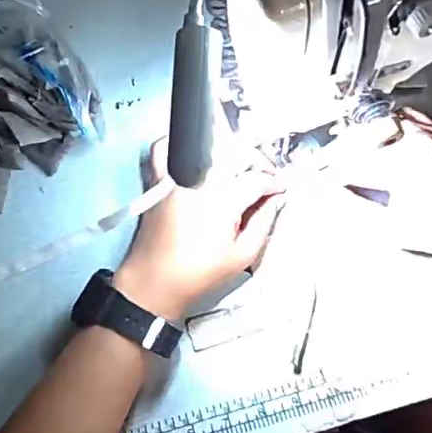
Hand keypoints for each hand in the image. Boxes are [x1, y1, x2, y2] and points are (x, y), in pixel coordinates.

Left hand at [115, 141, 286, 319]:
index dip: (274, 183)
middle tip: (266, 182)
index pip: (257, 178)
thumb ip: (264, 221)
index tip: (280, 189)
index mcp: (222, 198)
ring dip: (228, 152)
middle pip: (237, 154)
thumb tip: (274, 200)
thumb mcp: (242, 255)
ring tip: (237, 171)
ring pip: (208, 146)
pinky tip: (197, 161)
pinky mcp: (157, 181)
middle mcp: (198, 179)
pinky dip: (181, 148)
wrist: (150, 286)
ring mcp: (175, 176)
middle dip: (258, 164)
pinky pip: (165, 149)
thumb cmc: (194, 277)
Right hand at [325, 110, 431, 281]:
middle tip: (322, 172)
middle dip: (334, 155)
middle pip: (357, 137)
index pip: (346, 164)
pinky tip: (377, 144)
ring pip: (375, 122)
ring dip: (355, 139)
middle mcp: (416, 139)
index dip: (322, 175)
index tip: (306, 181)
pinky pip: (399, 117)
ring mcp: (428, 130)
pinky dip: (381, 127)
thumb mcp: (394, 230)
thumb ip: (352, 209)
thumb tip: (321, 195)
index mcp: (404, 165)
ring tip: (346, 160)